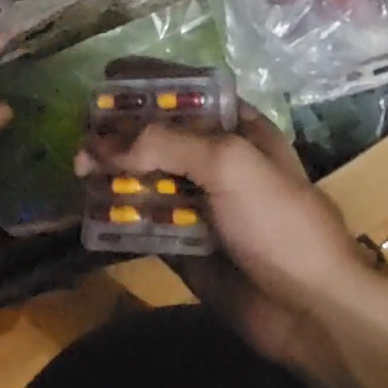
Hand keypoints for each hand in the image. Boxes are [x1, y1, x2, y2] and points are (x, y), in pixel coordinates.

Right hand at [84, 105, 374, 371]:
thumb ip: (165, 143)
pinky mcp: (184, 247)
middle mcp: (217, 162)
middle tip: (82, 136)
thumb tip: (101, 143)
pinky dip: (117, 218)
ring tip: (79, 172)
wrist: (308, 308)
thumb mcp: (228, 163)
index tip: (105, 79)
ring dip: (113, 174)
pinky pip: (143, 225)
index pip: (188, 93)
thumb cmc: (277, 221)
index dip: (149, 84)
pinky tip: (89, 212)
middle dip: (120, 133)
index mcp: (238, 130)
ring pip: (146, 180)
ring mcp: (200, 206)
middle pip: (159, 137)